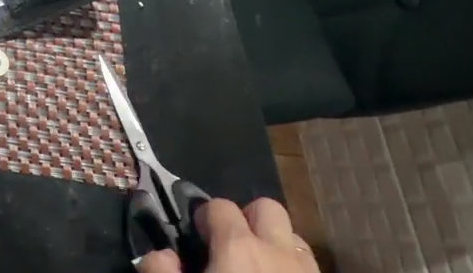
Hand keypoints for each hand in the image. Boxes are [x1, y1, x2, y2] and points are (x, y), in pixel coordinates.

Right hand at [138, 199, 319, 272]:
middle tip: (232, 248)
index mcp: (239, 249)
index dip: (205, 219)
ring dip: (276, 247)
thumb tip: (162, 255)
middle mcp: (278, 254)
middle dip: (248, 220)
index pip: (220, 207)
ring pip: (295, 240)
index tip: (198, 239)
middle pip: (267, 209)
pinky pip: (310, 272)